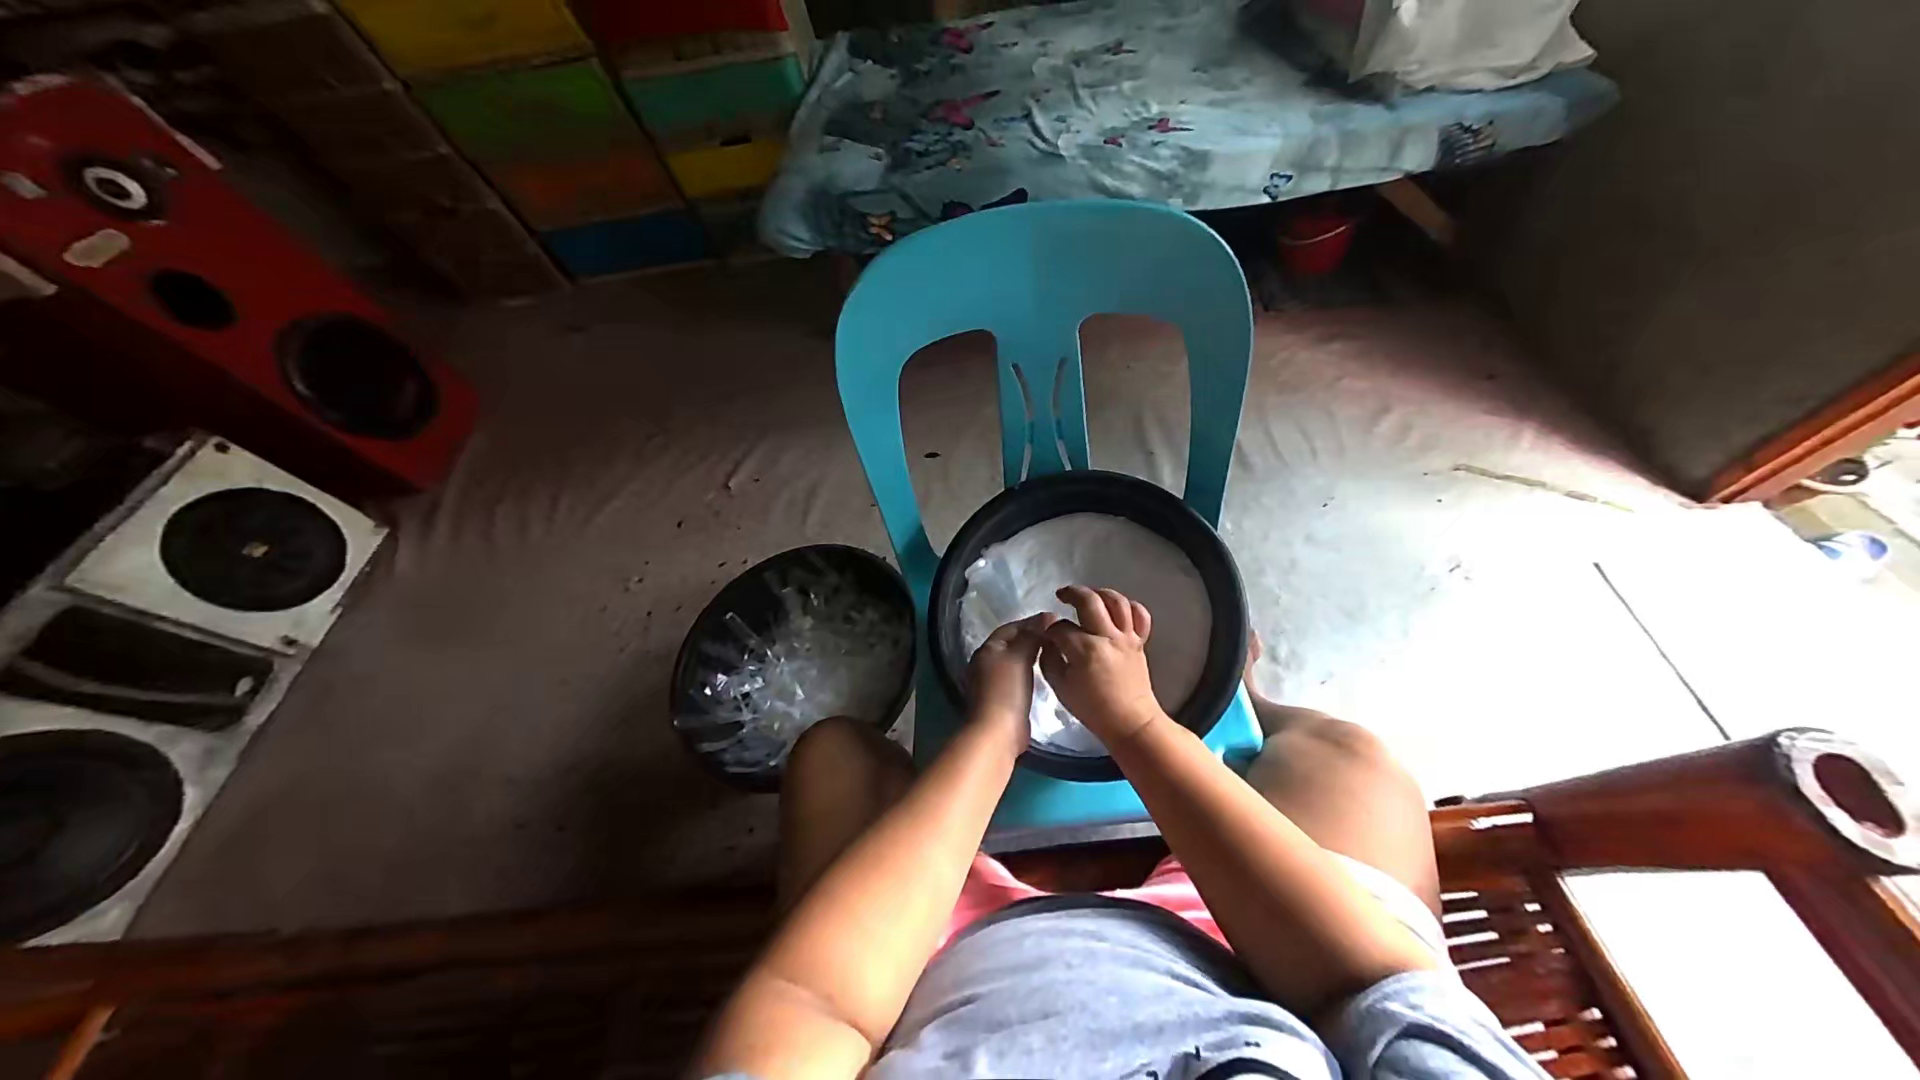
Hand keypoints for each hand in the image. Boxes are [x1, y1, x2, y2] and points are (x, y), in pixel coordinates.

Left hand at [968, 613, 1056, 748]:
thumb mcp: (1019, 656)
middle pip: (1011, 644)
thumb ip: (1032, 636)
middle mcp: (986, 663)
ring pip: (1015, 661)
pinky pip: (1018, 678)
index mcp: (987, 649)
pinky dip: (1030, 672)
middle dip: (1032, 638)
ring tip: (1054, 652)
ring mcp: (992, 682)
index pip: (1010, 628)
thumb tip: (1047, 617)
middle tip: (1057, 636)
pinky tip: (1044, 674)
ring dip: (1032, 655)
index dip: (1031, 622)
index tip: (1054, 621)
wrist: (997, 731)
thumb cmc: (1006, 689)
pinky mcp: (1002, 699)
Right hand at [1040, 586, 1165, 742]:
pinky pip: (1140, 615)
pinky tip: (1117, 609)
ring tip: (1089, 596)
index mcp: (1085, 650)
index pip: (1060, 627)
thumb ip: (1049, 659)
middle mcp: (1107, 637)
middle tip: (1061, 595)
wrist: (1131, 722)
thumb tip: (1048, 641)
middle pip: (1089, 600)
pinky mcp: (1139, 642)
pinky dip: (1129, 607)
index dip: (1049, 628)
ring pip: (1116, 601)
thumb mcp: (1060, 687)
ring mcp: (1127, 638)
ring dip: (1100, 593)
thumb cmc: (1092, 709)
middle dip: (1071, 593)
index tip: (1044, 633)